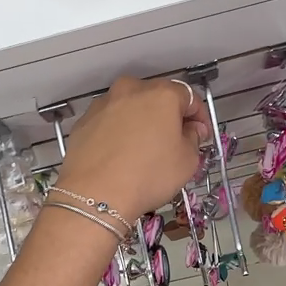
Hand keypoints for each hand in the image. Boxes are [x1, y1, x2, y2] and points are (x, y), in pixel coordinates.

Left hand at [55, 77, 210, 218]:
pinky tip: (120, 155)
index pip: (190, 97)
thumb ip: (193, 139)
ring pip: (131, 107)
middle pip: (157, 97)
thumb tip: (191, 130)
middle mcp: (131, 90)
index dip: (200, 117)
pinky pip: (110, 122)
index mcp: (162, 94)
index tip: (202, 136)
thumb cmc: (148, 176)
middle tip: (175, 141)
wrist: (94, 195)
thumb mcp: (186, 162)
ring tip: (145, 149)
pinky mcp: (84, 121)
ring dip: (142, 122)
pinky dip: (119, 132)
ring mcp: (103, 104)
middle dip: (169, 116)